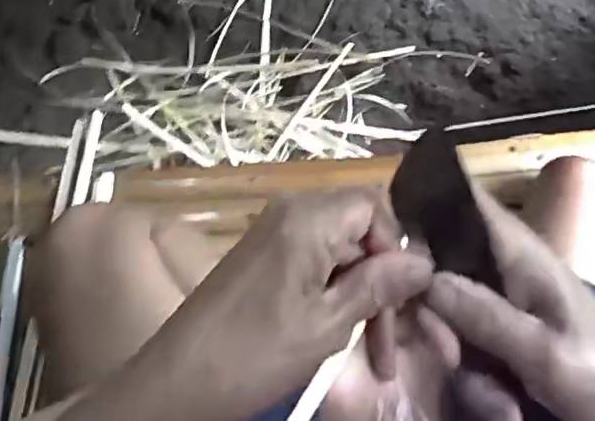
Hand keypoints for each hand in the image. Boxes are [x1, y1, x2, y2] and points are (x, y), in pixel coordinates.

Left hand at [69, 190, 432, 420]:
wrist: (168, 388)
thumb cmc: (251, 356)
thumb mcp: (325, 326)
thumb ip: (378, 286)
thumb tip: (425, 262)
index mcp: (309, 217)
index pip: (376, 206)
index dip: (396, 248)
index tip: (401, 300)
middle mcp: (294, 207)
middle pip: (360, 225)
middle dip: (380, 278)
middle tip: (388, 339)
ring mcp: (276, 225)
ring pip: (341, 243)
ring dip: (359, 288)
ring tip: (368, 347)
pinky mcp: (265, 247)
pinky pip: (316, 251)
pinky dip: (333, 286)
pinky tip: (335, 327)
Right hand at [422, 186, 594, 420]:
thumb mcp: (546, 353)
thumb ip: (487, 316)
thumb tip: (426, 278)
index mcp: (521, 251)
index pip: (467, 203)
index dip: (427, 207)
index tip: (392, 247)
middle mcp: (509, 271)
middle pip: (445, 271)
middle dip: (438, 319)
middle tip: (450, 359)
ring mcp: (510, 310)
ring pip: (454, 322)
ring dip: (466, 369)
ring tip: (506, 408)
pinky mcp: (512, 346)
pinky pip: (473, 355)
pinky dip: (479, 385)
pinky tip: (509, 412)